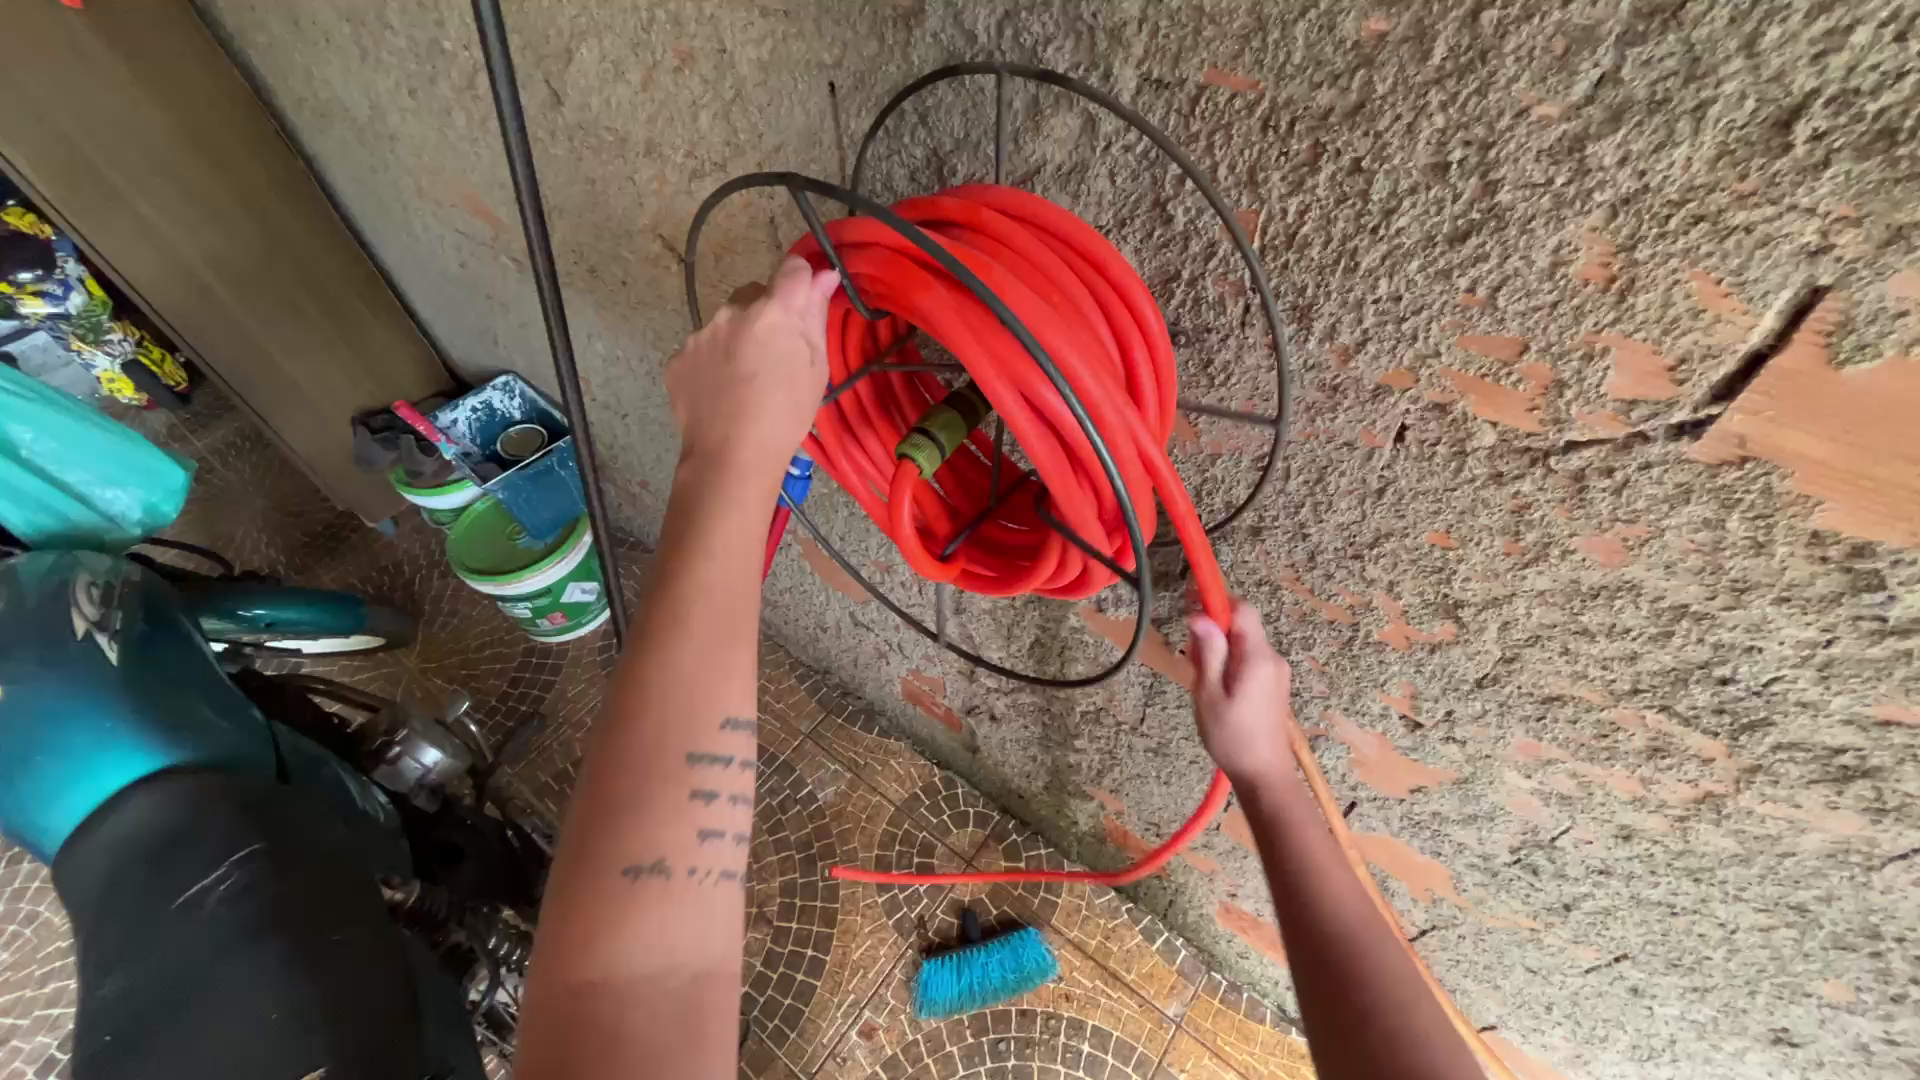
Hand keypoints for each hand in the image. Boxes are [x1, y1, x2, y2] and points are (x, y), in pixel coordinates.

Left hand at [665, 255, 838, 486]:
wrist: (731, 457)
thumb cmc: (787, 416)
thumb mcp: (816, 369)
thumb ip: (816, 316)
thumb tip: (824, 276)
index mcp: (774, 310)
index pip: (793, 268)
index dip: (803, 281)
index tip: (806, 302)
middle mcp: (733, 310)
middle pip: (756, 295)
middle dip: (767, 315)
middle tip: (774, 358)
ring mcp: (700, 333)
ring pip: (726, 323)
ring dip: (737, 339)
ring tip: (744, 382)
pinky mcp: (678, 357)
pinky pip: (702, 349)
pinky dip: (712, 363)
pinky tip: (721, 393)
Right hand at [1189, 601, 1298, 790]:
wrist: (1264, 775)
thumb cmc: (1231, 736)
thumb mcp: (1209, 693)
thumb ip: (1208, 652)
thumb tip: (1200, 616)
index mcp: (1257, 657)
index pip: (1242, 609)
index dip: (1216, 601)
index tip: (1189, 604)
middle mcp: (1272, 658)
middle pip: (1241, 625)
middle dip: (1213, 632)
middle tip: (1191, 659)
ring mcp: (1276, 672)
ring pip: (1243, 643)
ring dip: (1219, 650)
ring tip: (1201, 680)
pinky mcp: (1273, 684)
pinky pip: (1248, 660)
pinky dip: (1229, 663)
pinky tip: (1216, 689)